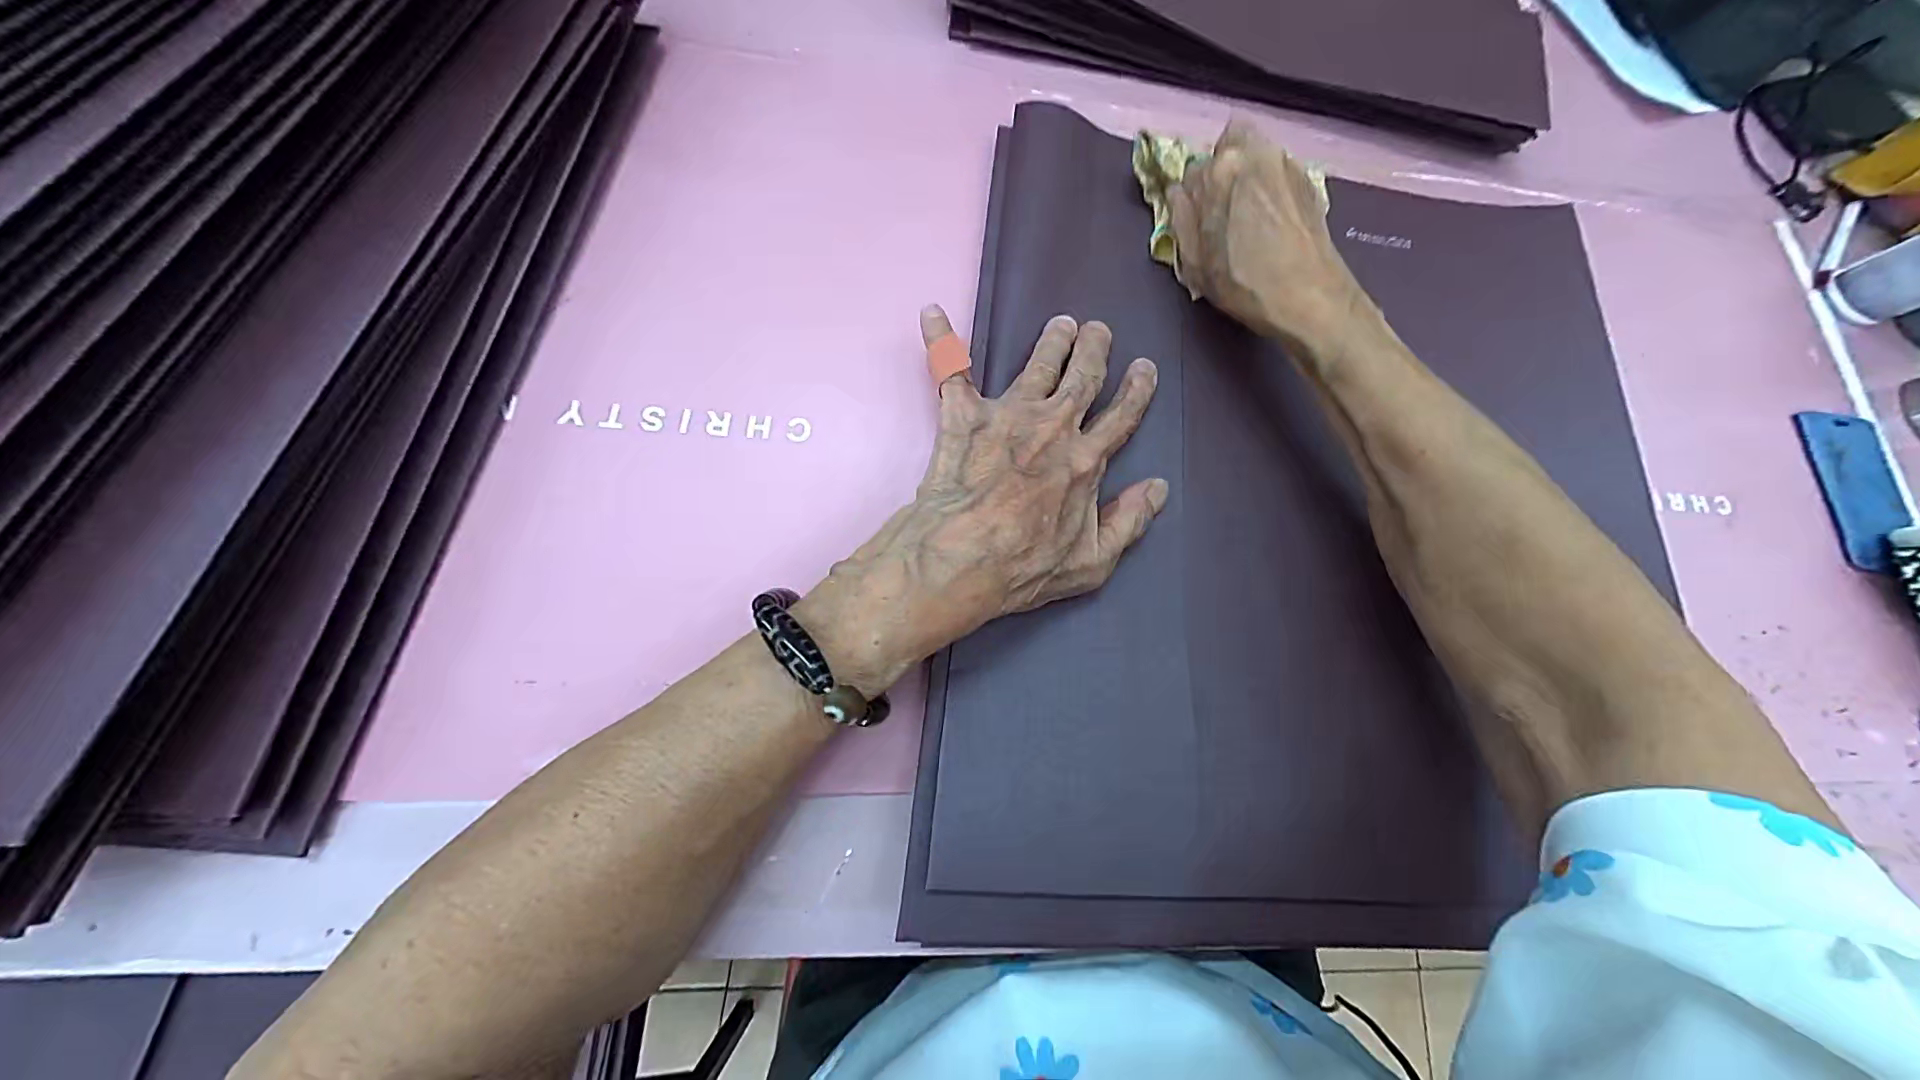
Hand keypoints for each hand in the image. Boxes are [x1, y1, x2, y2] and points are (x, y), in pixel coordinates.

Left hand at [797, 306, 1167, 695]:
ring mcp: (1007, 416)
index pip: (1121, 415)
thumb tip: (1157, 488)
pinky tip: (931, 313)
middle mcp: (1053, 427)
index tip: (1144, 367)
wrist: (961, 557)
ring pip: (1037, 365)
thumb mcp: (1091, 561)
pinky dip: (940, 340)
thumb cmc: (1024, 566)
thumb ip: (1128, 523)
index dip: (1137, 389)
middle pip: (1082, 378)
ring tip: (1060, 325)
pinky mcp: (964, 416)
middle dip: (1094, 350)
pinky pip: (950, 370)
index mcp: (1085, 460)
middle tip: (1098, 330)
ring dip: (1051, 342)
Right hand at [1166, 117, 1378, 358]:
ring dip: (1246, 181)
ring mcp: (1287, 162)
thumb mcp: (1194, 262)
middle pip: (1229, 148)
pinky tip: (1270, 225)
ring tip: (1247, 222)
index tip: (1196, 218)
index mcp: (1220, 169)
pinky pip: (1276, 174)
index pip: (1192, 170)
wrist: (1309, 296)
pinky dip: (1268, 191)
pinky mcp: (1309, 179)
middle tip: (1221, 214)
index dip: (1192, 196)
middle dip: (1222, 174)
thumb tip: (1179, 193)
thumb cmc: (1243, 283)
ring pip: (1255, 158)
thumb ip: (1181, 219)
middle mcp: (1256, 153)